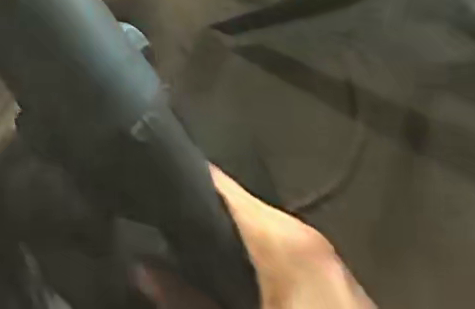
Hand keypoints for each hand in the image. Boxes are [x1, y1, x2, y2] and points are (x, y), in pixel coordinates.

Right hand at [135, 168, 373, 308]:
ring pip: (257, 236)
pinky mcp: (334, 292)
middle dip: (194, 219)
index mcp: (284, 238)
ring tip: (180, 256)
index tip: (140, 185)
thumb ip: (187, 299)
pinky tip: (227, 286)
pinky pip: (280, 262)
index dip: (175, 179)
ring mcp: (326, 266)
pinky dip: (251, 267)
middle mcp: (306, 238)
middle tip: (152, 227)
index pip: (216, 182)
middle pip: (234, 209)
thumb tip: (140, 265)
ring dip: (223, 245)